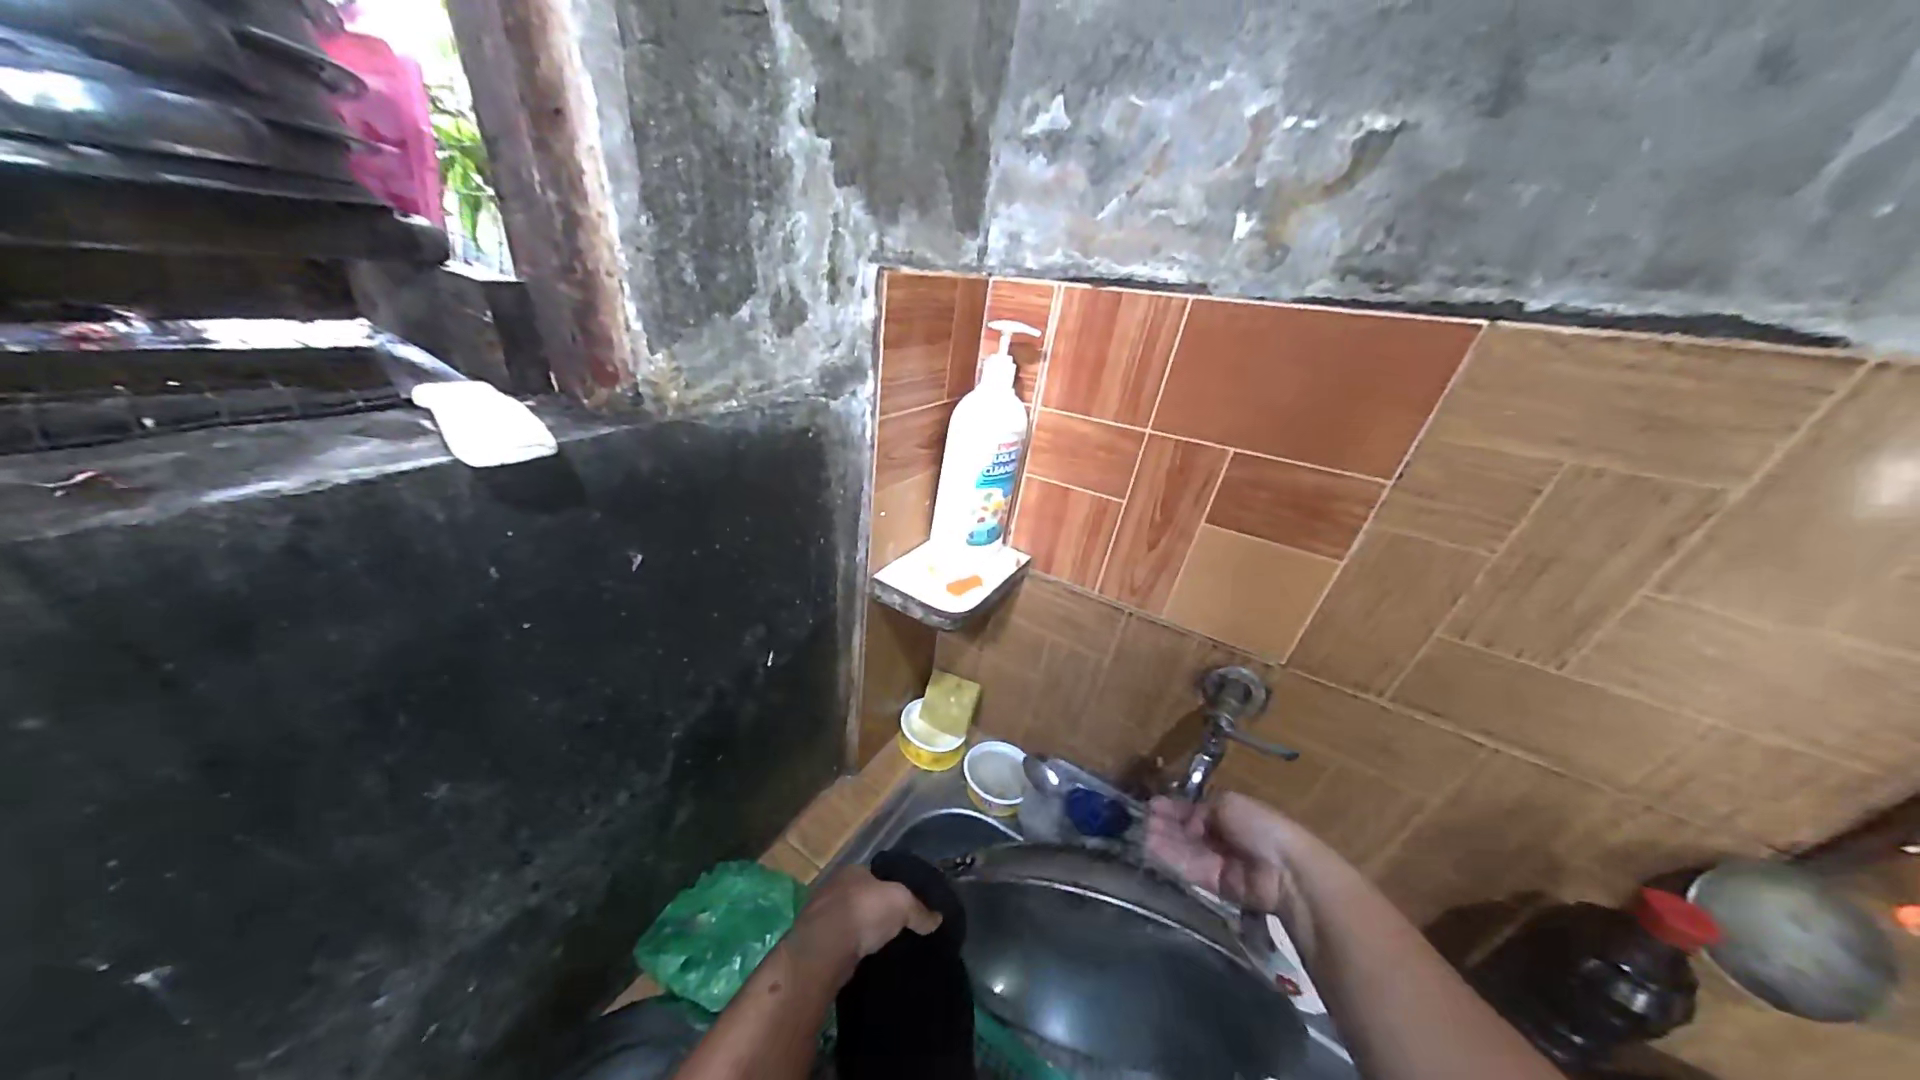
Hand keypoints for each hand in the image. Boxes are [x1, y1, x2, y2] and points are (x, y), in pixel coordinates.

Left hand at [787, 865, 942, 969]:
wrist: (825, 948)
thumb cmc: (864, 912)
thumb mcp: (903, 904)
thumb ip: (920, 910)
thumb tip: (937, 919)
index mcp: (852, 870)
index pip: (875, 875)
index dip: (890, 888)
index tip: (902, 905)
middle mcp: (833, 888)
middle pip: (860, 897)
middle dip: (874, 911)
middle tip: (893, 927)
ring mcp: (820, 916)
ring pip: (847, 921)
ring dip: (860, 932)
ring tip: (879, 946)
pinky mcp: (814, 943)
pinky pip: (838, 943)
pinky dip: (850, 950)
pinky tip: (862, 959)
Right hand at [1145, 793, 1302, 916]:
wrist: (1284, 870)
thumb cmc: (1258, 826)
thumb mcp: (1227, 803)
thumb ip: (1199, 810)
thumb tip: (1187, 825)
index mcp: (1228, 813)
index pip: (1194, 810)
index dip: (1173, 808)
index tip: (1151, 805)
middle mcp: (1221, 837)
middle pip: (1187, 831)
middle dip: (1165, 824)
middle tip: (1141, 820)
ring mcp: (1218, 862)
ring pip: (1185, 850)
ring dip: (1164, 841)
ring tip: (1141, 833)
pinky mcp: (1216, 885)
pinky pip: (1190, 870)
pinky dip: (1171, 860)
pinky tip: (1151, 850)